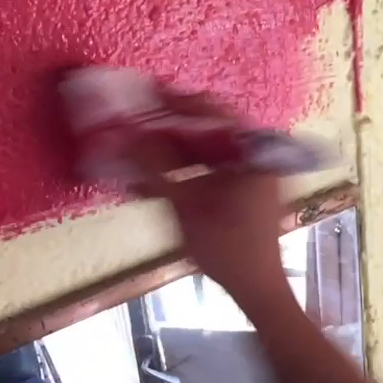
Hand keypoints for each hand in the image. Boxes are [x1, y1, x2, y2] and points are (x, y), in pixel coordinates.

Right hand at [123, 91, 291, 299]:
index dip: (178, 101)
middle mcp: (259, 154)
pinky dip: (187, 170)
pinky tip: (156, 177)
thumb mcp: (185, 206)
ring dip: (175, 151)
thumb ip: (154, 168)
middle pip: (210, 129)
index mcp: (254, 151)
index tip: (148, 92)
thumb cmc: (227, 249)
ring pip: (209, 150)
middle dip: (171, 126)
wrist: (257, 289)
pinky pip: (213, 169)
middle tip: (139, 120)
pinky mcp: (246, 190)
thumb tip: (124, 138)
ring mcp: (255, 173)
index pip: (213, 111)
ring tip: (140, 150)